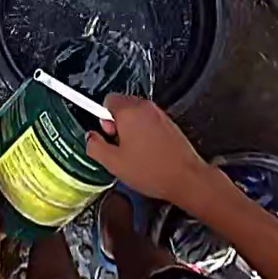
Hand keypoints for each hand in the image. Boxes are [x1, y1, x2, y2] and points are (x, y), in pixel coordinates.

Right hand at [82, 95, 217, 206]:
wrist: (187, 179)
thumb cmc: (153, 170)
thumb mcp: (114, 163)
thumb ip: (95, 146)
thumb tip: (90, 138)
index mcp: (129, 112)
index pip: (106, 100)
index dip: (100, 116)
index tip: (99, 125)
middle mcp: (144, 107)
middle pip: (121, 106)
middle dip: (115, 123)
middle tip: (117, 144)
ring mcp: (159, 114)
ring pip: (135, 114)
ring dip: (130, 128)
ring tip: (133, 152)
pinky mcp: (169, 124)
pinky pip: (149, 122)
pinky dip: (144, 132)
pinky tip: (147, 153)